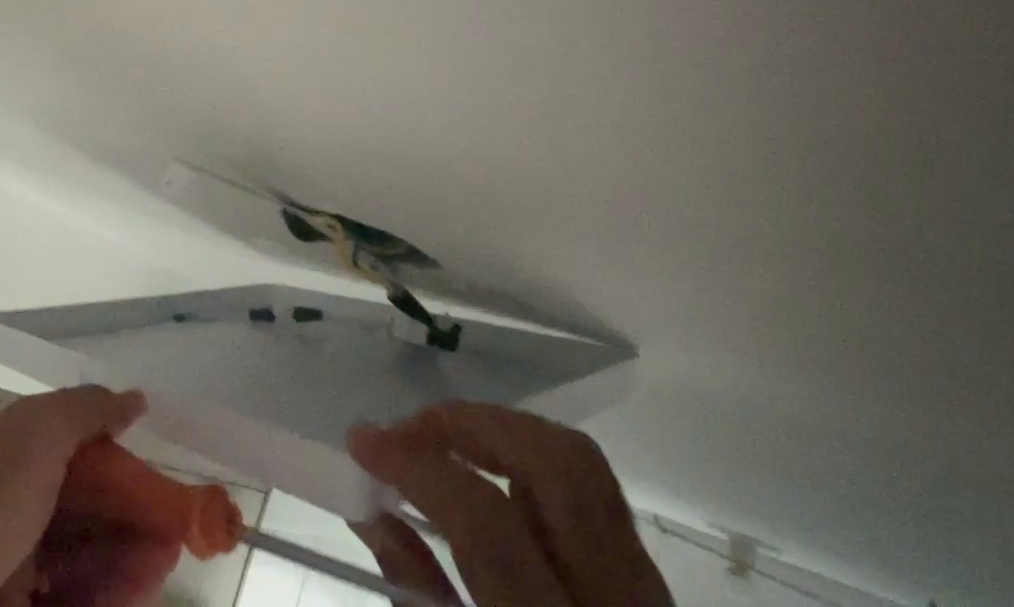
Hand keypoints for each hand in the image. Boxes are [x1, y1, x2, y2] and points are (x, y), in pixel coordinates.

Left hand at [0, 385, 178, 606]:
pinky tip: (144, 585)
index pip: (69, 451)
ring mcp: (0, 569)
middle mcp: (0, 511)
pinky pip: (68, 599)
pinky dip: (108, 593)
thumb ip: (84, 412)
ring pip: (78, 558)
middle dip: (131, 514)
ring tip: (168, 559)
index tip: (159, 476)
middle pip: (79, 509)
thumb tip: (132, 396)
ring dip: (129, 556)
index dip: (117, 462)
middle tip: (179, 529)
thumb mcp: (30, 437)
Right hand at [345, 402, 672, 606]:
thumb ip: (415, 589)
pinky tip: (486, 471)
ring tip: (440, 438)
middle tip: (410, 429)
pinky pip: (591, 489)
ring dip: (502, 430)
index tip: (362, 441)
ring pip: (582, 464)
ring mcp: (645, 591)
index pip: (487, 524)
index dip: (418, 466)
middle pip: (556, 467)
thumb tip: (372, 509)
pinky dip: (529, 459)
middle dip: (472, 424)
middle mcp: (611, 604)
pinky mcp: (651, 582)